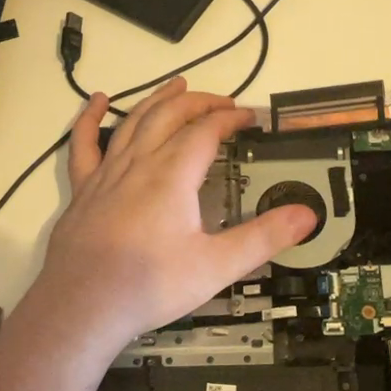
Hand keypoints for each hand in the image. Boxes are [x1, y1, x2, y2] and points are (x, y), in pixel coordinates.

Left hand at [34, 78, 317, 346]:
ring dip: (158, 99)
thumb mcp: (217, 266)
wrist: (83, 306)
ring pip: (133, 122)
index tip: (250, 118)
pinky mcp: (83, 190)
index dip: (231, 119)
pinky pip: (84, 145)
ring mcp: (106, 174)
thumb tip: (307, 215)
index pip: (206, 131)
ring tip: (177, 84)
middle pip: (170, 116)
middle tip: (223, 103)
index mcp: (173, 175)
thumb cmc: (151, 286)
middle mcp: (139, 164)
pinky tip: (96, 101)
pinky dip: (90, 119)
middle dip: (200, 103)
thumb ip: (263, 238)